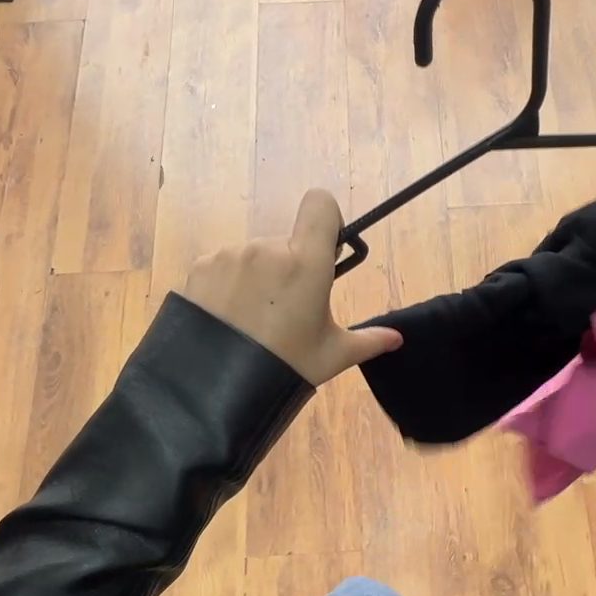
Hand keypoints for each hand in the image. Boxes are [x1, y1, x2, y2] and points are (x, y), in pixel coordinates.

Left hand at [182, 190, 401, 385]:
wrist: (215, 392)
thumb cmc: (285, 367)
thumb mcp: (332, 356)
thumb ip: (368, 340)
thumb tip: (396, 338)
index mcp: (305, 262)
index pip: (320, 203)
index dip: (327, 220)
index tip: (327, 250)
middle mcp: (266, 248)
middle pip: (287, 242)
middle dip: (291, 267)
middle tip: (288, 311)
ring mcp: (228, 256)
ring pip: (255, 257)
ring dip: (260, 279)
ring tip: (254, 322)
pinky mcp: (199, 268)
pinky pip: (224, 268)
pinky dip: (230, 287)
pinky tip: (228, 320)